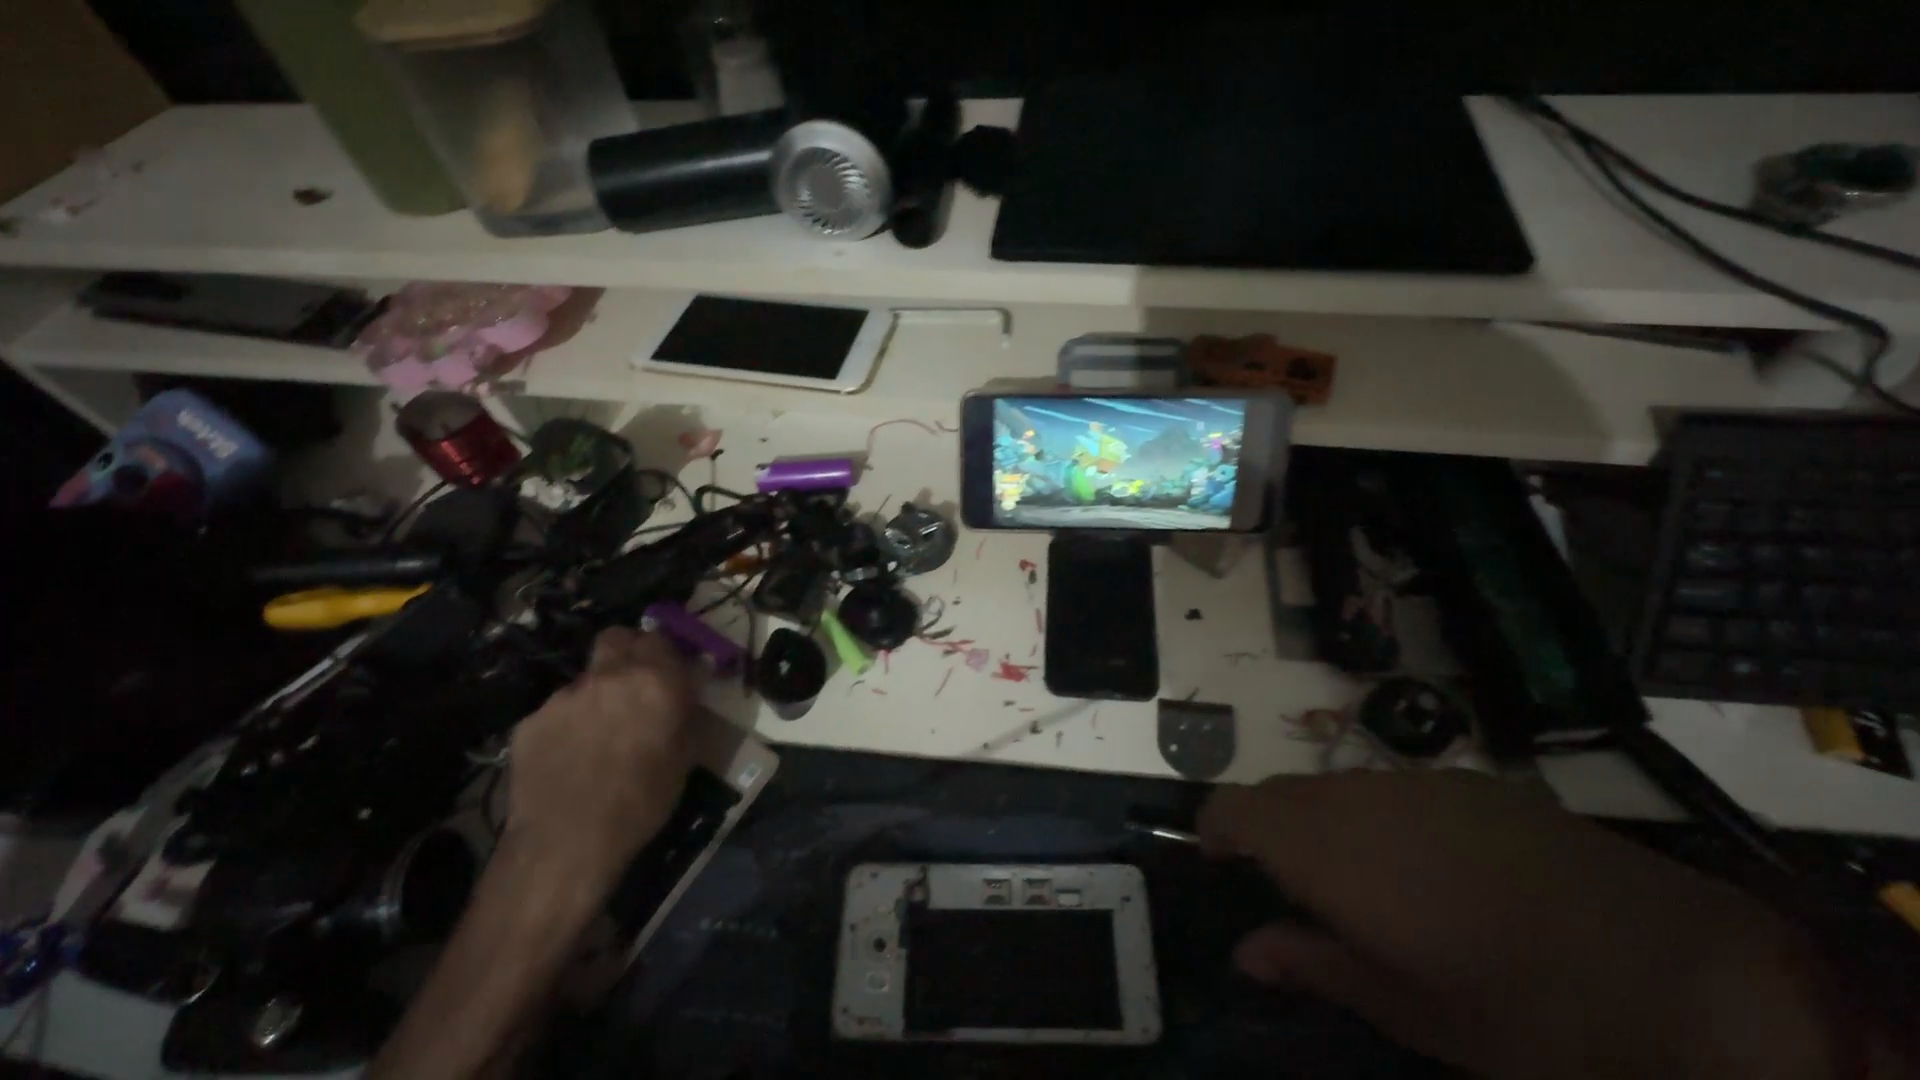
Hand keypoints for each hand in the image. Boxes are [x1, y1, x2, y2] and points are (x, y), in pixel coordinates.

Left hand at [505, 628, 696, 889]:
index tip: (672, 673)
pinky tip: (570, 756)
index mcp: (655, 682)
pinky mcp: (531, 719)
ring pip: (587, 677)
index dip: (667, 654)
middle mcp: (608, 676)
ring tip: (600, 733)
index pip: (662, 639)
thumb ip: (688, 712)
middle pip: (618, 637)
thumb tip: (692, 683)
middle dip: (629, 651)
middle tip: (637, 683)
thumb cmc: (641, 803)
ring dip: (599, 693)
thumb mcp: (684, 758)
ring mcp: (564, 695)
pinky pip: (558, 710)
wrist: (566, 842)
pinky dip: (569, 724)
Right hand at [1199, 771, 1835, 1079]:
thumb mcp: (1409, 1010)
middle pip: (1282, 792)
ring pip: (1335, 787)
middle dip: (1266, 831)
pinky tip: (1425, 870)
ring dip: (1320, 824)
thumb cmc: (1524, 1009)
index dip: (1214, 832)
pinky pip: (1391, 788)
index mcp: (1332, 851)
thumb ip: (1314, 964)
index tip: (1218, 869)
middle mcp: (1363, 799)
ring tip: (1358, 889)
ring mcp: (1422, 784)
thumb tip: (1246, 950)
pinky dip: (1374, 817)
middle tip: (1289, 895)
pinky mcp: (1475, 784)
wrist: (1680, 967)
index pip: (1237, 809)